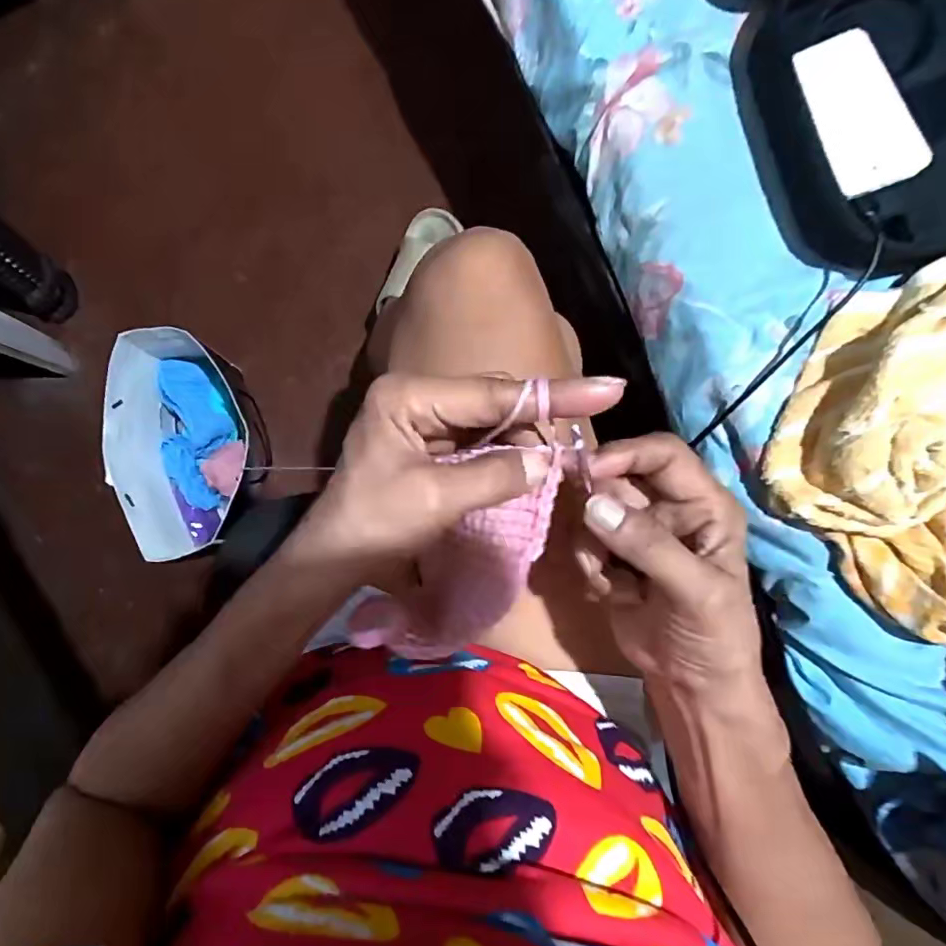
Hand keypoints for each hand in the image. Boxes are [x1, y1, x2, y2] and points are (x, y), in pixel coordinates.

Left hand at [293, 373, 626, 575]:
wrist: (335, 556)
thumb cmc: (376, 524)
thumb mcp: (437, 499)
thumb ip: (496, 473)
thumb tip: (547, 459)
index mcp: (407, 397)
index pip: (491, 392)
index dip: (552, 395)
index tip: (610, 389)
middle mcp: (412, 396)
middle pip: (490, 399)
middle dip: (535, 418)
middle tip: (577, 443)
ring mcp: (416, 418)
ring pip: (486, 419)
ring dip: (521, 437)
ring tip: (557, 457)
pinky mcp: (422, 442)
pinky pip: (473, 439)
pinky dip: (501, 452)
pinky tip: (527, 462)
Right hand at [575, 435, 781, 735]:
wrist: (690, 683)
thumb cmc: (714, 635)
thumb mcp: (694, 590)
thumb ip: (647, 545)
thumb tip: (593, 504)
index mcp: (704, 505)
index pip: (663, 454)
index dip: (626, 453)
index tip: (586, 471)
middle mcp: (669, 510)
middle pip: (617, 479)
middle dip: (597, 506)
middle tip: (592, 542)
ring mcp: (637, 533)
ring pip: (592, 511)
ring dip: (589, 544)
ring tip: (607, 578)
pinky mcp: (611, 557)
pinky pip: (583, 542)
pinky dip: (586, 565)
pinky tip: (607, 591)